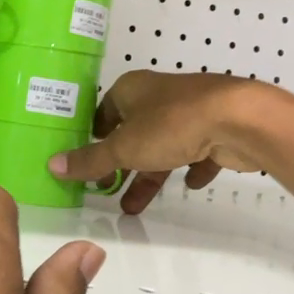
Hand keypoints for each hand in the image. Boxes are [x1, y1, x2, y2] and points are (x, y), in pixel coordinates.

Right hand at [49, 71, 274, 213]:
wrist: (242, 120)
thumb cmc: (172, 125)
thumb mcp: (123, 147)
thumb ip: (90, 160)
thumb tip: (52, 165)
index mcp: (132, 89)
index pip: (105, 108)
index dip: (94, 133)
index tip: (87, 158)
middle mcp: (160, 95)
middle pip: (133, 131)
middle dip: (121, 163)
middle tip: (106, 189)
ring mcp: (191, 110)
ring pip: (164, 145)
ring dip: (150, 173)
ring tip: (135, 205)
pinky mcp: (218, 128)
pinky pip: (199, 150)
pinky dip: (191, 166)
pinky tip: (188, 184)